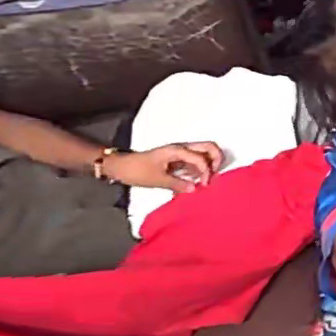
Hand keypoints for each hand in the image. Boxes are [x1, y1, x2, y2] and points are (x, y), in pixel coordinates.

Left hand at [101, 141, 224, 191]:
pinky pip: (195, 158)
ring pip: (204, 151)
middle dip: (217, 159)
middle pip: (209, 146)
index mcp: (178, 150)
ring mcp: (180, 152)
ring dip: (210, 162)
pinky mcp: (177, 158)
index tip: (204, 185)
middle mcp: (183, 147)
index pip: (201, 158)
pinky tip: (197, 178)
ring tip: (208, 177)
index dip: (206, 171)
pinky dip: (201, 166)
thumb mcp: (156, 179)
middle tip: (215, 174)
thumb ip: (177, 184)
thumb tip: (195, 189)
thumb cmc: (137, 171)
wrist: (118, 166)